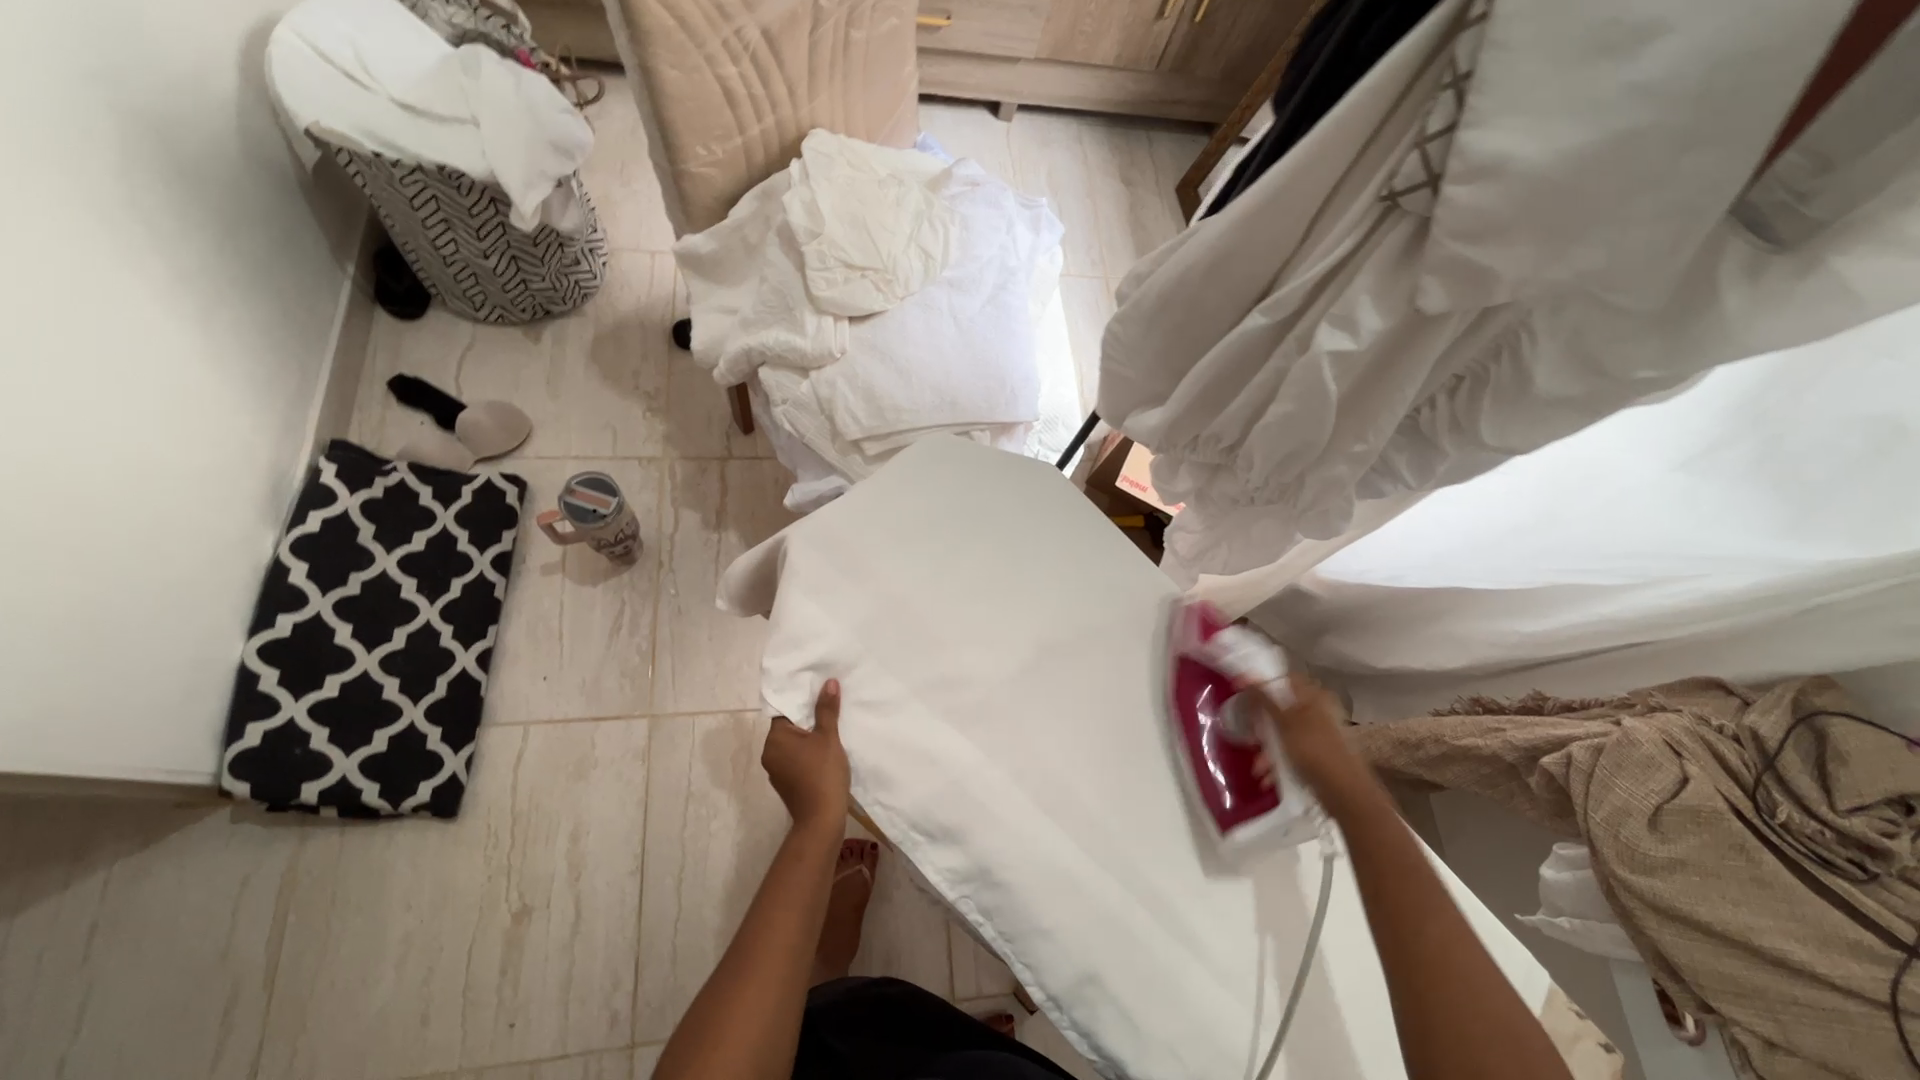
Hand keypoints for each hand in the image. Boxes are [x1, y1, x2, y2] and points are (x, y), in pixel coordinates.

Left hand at [762, 679, 850, 829]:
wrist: (821, 819)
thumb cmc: (823, 773)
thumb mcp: (828, 737)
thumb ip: (826, 709)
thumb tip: (829, 682)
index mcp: (775, 738)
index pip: (785, 711)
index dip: (803, 703)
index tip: (820, 696)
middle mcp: (769, 752)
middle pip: (789, 728)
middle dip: (808, 721)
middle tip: (830, 711)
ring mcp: (776, 771)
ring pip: (793, 746)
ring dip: (808, 740)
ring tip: (831, 732)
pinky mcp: (785, 784)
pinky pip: (795, 761)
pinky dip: (807, 756)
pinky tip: (825, 756)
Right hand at [1248, 673, 1379, 818]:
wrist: (1344, 791)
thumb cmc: (1313, 750)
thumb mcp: (1284, 723)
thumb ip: (1264, 700)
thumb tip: (1245, 676)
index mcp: (1314, 696)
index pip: (1284, 680)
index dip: (1262, 684)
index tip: (1243, 694)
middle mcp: (1318, 711)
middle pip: (1281, 709)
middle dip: (1262, 727)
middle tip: (1250, 735)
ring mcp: (1319, 734)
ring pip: (1285, 734)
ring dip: (1268, 751)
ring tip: (1258, 768)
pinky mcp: (1319, 755)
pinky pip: (1292, 752)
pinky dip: (1279, 762)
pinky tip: (1268, 777)